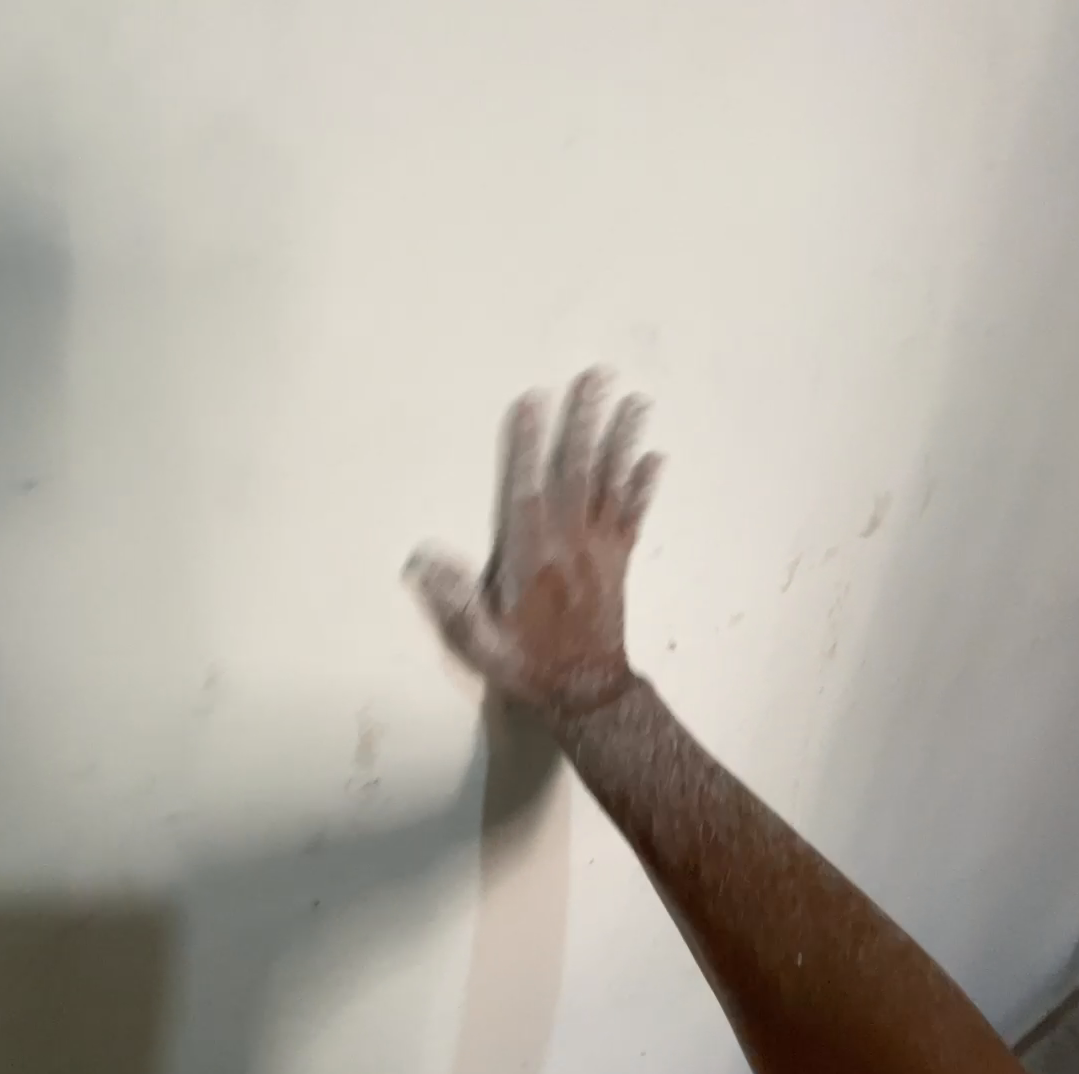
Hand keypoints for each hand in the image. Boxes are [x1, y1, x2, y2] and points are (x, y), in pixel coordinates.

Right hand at [405, 368, 663, 721]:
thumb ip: (453, 601)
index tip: (532, 402)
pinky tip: (655, 458)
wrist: (587, 691)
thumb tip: (422, 557)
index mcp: (531, 556)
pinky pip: (634, 516)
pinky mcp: (619, 560)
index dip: (528, 444)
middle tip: (595, 378)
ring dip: (622, 441)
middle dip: (583, 422)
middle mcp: (568, 543)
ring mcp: (599, 549)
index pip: (527, 489)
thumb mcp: (479, 643)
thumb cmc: (528, 664)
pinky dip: (645, 486)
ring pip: (610, 485)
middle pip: (576, 472)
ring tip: (636, 402)